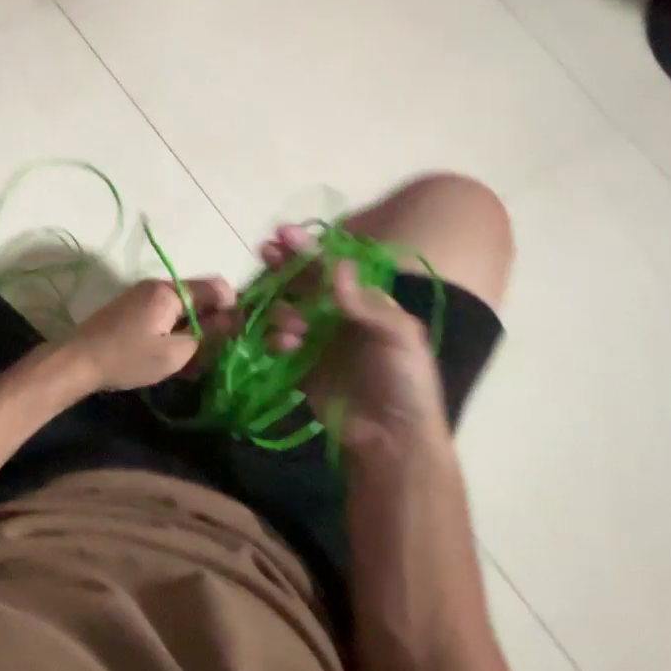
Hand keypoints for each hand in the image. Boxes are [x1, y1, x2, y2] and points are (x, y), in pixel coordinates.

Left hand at [68, 277, 233, 390]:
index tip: (235, 336)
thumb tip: (237, 319)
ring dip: (191, 331)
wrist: (76, 362)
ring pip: (181, 309)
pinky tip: (169, 356)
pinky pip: (162, 315)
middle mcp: (155, 286)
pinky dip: (172, 332)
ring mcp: (140, 296)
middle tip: (212, 353)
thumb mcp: (175, 353)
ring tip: (190, 361)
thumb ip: (209, 335)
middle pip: (199, 298)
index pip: (217, 288)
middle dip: (211, 324)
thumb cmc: (127, 358)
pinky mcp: (129, 310)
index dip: (233, 310)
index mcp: (169, 291)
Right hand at [260, 226, 447, 456]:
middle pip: (304, 283)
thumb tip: (336, 266)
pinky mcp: (298, 365)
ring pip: (285, 310)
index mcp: (367, 303)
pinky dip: (274, 340)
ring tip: (291, 328)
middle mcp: (339, 316)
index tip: (283, 234)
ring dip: (282, 310)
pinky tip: (283, 348)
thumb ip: (365, 303)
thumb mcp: (399, 337)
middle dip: (284, 266)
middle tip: (265, 252)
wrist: (391, 437)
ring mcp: (316, 340)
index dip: (309, 250)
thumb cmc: (405, 382)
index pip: (333, 268)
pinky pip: (275, 342)